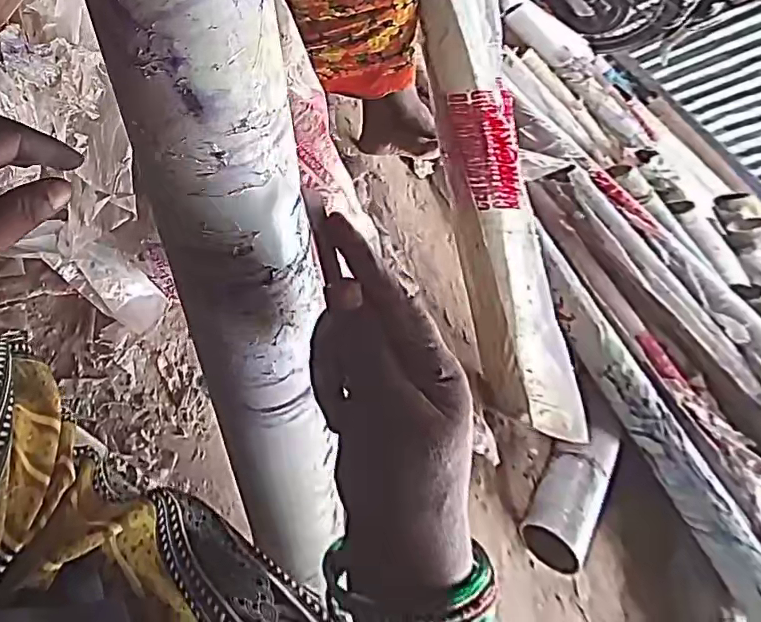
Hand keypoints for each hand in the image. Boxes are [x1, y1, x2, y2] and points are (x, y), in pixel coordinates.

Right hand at [310, 211, 472, 607]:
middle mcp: (408, 360)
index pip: (393, 297)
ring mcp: (380, 375)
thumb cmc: (409, 484)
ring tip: (345, 413)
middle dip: (341, 340)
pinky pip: (328, 362)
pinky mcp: (356, 388)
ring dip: (331, 369)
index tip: (335, 218)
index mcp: (433, 364)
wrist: (396, 543)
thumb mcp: (392, 415)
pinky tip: (342, 416)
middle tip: (339, 370)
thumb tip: (349, 292)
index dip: (362, 257)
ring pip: (336, 336)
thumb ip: (368, 348)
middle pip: (358, 314)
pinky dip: (327, 384)